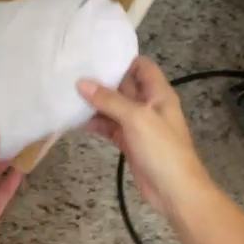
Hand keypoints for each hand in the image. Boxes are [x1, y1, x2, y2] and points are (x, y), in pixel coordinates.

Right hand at [80, 57, 215, 220]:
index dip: (123, 58)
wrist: (174, 190)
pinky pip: (111, 128)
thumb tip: (82, 83)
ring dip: (96, 103)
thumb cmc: (162, 149)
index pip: (142, 67)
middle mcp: (149, 106)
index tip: (96, 53)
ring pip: (115, 108)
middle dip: (103, 80)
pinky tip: (77, 120)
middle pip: (125, 86)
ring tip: (69, 94)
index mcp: (158, 94)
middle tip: (74, 71)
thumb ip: (109, 100)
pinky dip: (97, 124)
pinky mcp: (130, 143)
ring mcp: (139, 126)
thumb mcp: (136, 119)